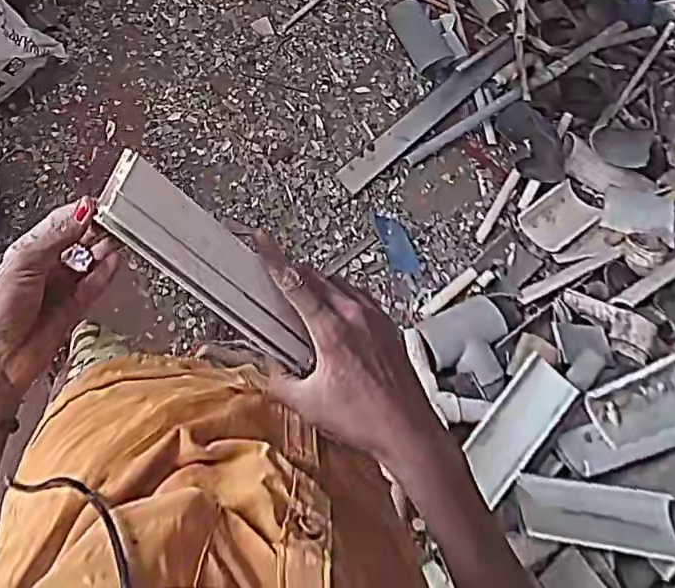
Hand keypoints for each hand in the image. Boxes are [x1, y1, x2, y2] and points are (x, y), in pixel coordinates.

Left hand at [0, 198, 122, 418]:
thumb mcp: (25, 262)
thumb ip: (57, 236)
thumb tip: (81, 212)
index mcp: (28, 251)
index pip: (60, 224)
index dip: (79, 214)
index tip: (97, 206)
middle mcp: (45, 267)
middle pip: (77, 241)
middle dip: (94, 230)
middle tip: (112, 221)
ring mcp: (60, 288)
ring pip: (88, 262)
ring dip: (102, 250)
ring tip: (117, 238)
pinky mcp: (72, 309)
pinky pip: (93, 285)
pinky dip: (105, 273)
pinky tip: (114, 261)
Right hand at [253, 235, 445, 471]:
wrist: (411, 435)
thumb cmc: (368, 421)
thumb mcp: (310, 406)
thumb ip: (280, 383)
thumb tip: (268, 370)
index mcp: (332, 330)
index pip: (295, 283)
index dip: (274, 258)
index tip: (263, 240)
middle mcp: (354, 316)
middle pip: (316, 276)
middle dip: (294, 273)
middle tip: (279, 279)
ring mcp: (374, 318)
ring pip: (338, 281)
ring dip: (318, 283)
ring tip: (306, 298)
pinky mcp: (388, 325)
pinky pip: (358, 294)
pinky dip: (342, 294)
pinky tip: (339, 311)